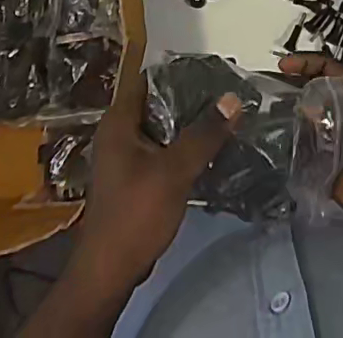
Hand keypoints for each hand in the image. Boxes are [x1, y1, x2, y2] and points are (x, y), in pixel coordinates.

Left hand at [70, 71, 242, 290]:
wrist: (110, 270)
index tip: (210, 72)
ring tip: (221, 119)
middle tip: (223, 96)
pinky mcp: (132, 177)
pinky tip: (205, 151)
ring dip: (185, 125)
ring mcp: (122, 156)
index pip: (148, 79)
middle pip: (155, 103)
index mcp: (118, 120)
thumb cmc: (136, 212)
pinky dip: (179, 147)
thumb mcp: (174, 170)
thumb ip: (204, 134)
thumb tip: (232, 97)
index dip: (177, 72)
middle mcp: (117, 131)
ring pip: (159, 128)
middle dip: (187, 99)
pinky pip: (159, 150)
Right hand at [280, 53, 342, 238]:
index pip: (327, 70)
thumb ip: (342, 109)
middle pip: (310, 96)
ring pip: (303, 126)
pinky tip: (272, 149)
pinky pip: (302, 158)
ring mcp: (331, 144)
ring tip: (262, 119)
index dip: (306, 63)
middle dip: (290, 91)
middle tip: (264, 94)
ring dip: (286, 121)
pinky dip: (288, 153)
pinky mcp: (325, 170)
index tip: (283, 65)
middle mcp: (340, 117)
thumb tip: (304, 105)